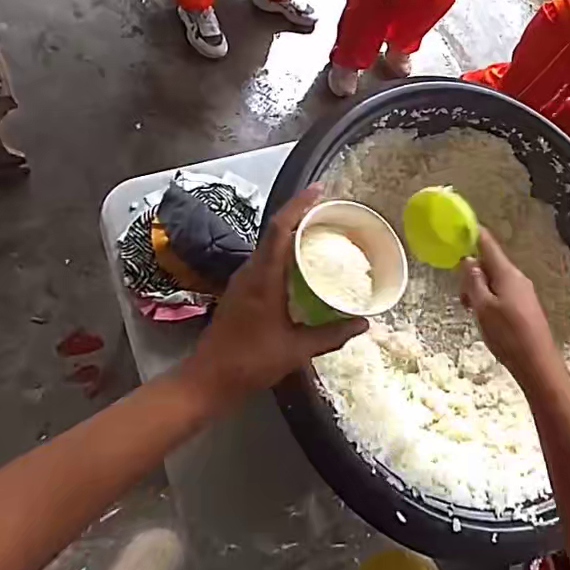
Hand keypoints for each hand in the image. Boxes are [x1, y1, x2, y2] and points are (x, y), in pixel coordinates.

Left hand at [190, 186, 368, 396]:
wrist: (206, 381)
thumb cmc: (249, 362)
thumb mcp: (296, 350)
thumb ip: (331, 335)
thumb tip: (363, 324)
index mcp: (264, 278)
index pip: (279, 229)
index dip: (299, 205)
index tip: (319, 189)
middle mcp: (251, 272)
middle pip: (274, 231)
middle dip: (300, 214)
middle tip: (330, 211)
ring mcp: (243, 281)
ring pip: (269, 245)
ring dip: (292, 233)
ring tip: (320, 232)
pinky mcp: (241, 291)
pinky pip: (266, 260)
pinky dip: (284, 252)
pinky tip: (301, 264)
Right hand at [459, 231, 558, 384]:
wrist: (538, 364)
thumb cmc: (508, 335)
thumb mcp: (483, 307)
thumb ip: (473, 282)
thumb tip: (468, 260)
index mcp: (507, 273)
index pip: (487, 244)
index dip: (472, 234)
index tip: (457, 228)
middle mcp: (517, 277)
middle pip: (490, 263)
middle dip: (472, 272)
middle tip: (462, 297)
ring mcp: (523, 292)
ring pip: (495, 280)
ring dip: (479, 289)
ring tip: (472, 311)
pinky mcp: (525, 307)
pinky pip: (502, 292)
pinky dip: (489, 298)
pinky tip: (485, 318)